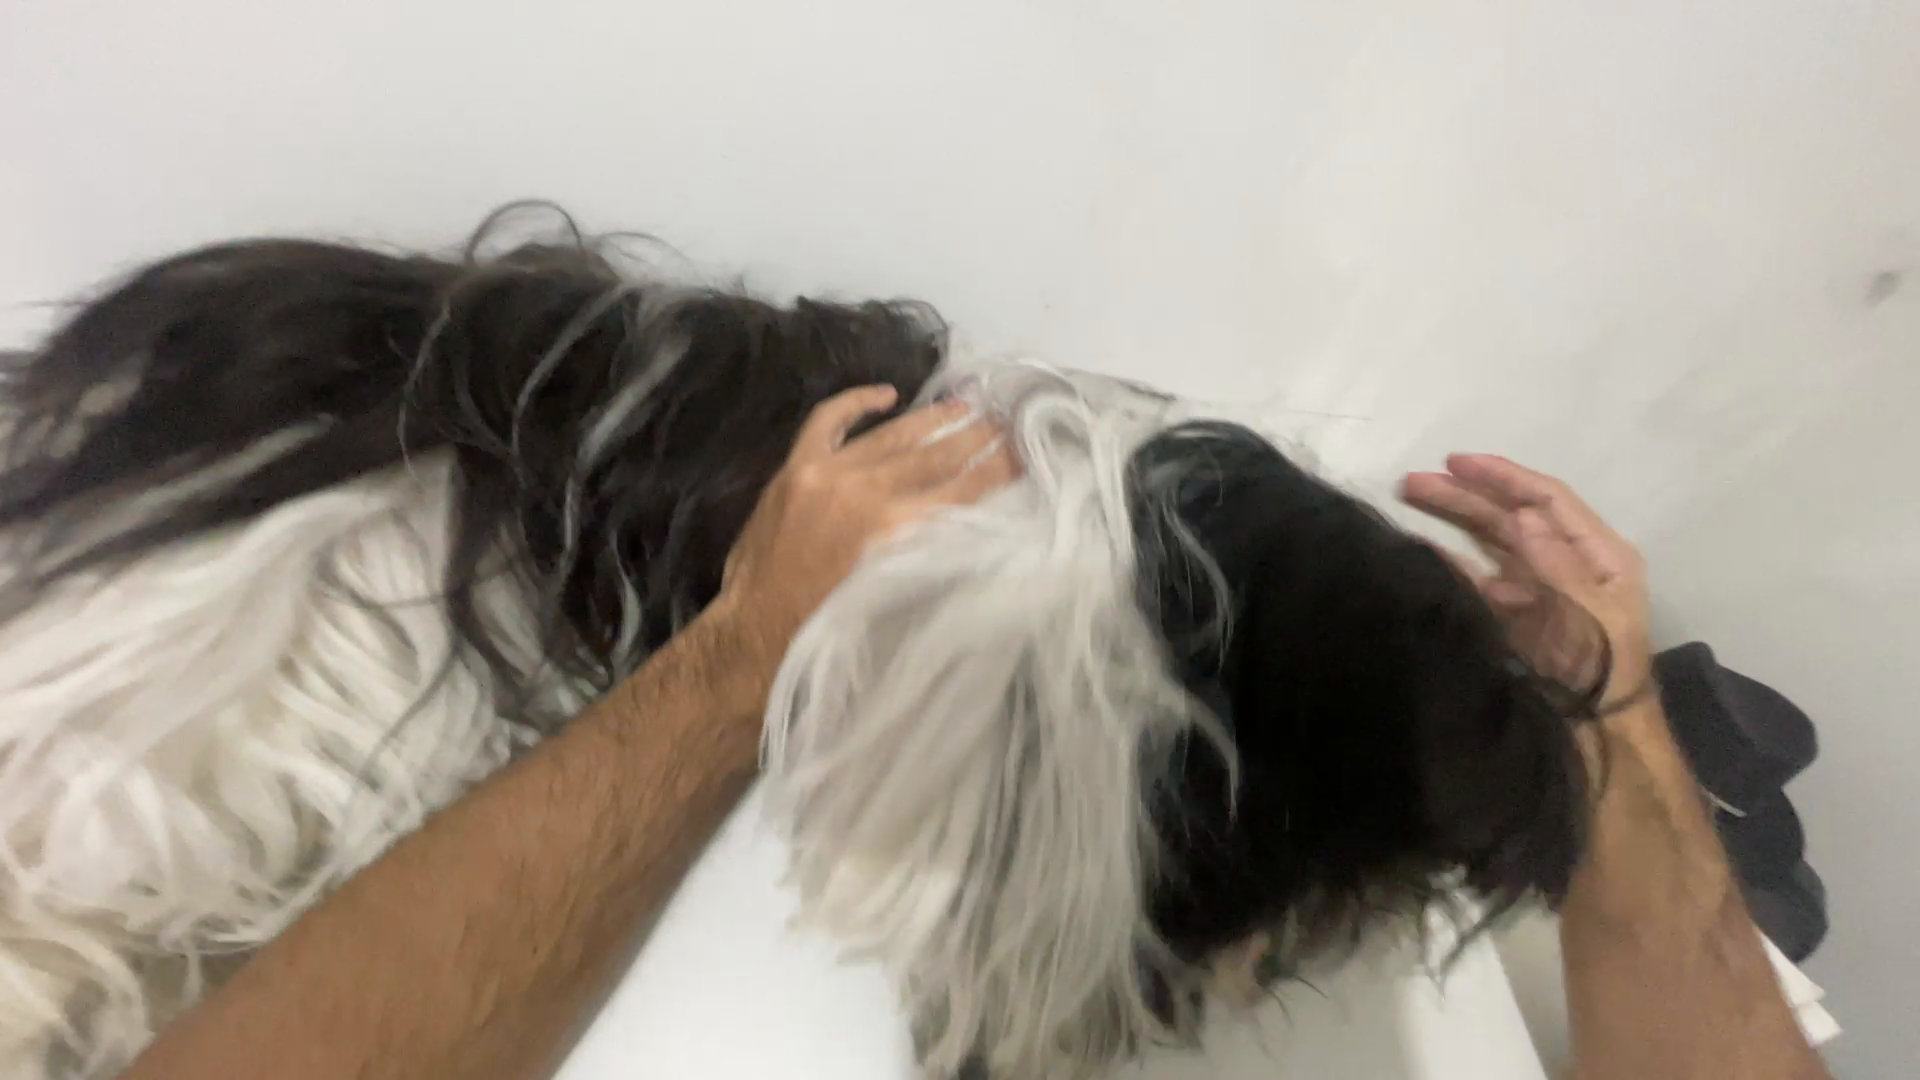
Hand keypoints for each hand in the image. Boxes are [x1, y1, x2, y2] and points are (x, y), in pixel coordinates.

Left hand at [713, 384, 1019, 656]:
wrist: (752, 636)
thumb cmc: (829, 632)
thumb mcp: (894, 602)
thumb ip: (928, 559)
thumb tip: (968, 527)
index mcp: (892, 531)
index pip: (960, 491)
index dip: (996, 470)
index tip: (1023, 452)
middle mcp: (864, 491)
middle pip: (933, 456)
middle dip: (974, 437)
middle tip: (1005, 421)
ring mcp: (826, 472)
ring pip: (891, 436)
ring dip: (932, 420)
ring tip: (965, 405)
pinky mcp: (796, 467)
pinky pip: (829, 421)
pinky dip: (856, 403)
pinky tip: (887, 393)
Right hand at [1401, 454, 1650, 705]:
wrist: (1594, 722)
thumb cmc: (1602, 663)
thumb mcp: (1589, 611)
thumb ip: (1556, 563)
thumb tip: (1521, 515)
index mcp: (1595, 552)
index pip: (1546, 498)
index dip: (1502, 476)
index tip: (1456, 462)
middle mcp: (1562, 558)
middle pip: (1509, 513)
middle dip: (1464, 492)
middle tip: (1413, 480)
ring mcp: (1532, 582)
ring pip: (1487, 537)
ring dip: (1451, 515)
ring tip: (1409, 497)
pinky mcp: (1507, 606)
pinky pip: (1473, 573)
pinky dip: (1446, 557)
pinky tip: (1419, 548)